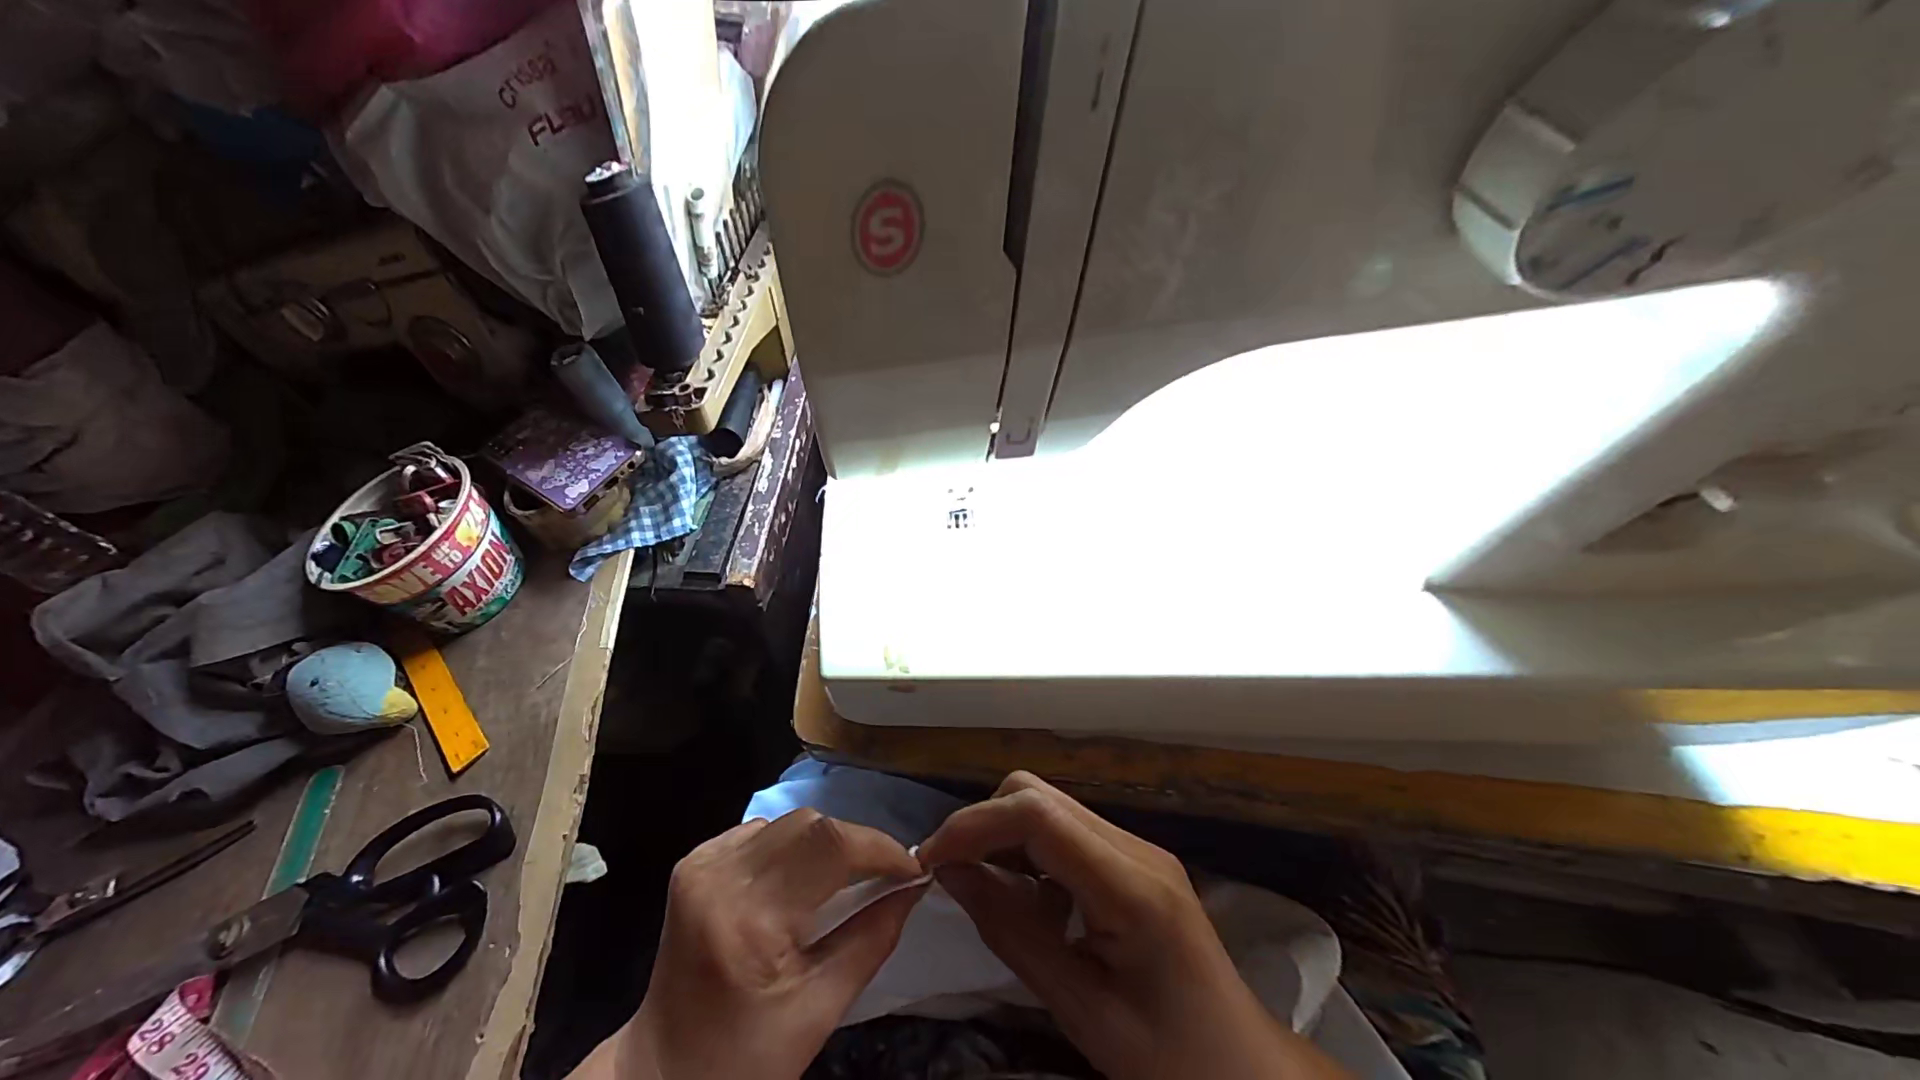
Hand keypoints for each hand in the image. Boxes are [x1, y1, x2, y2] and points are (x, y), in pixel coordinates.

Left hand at [574, 810, 925, 1079]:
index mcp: (749, 920)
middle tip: (882, 876)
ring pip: (788, 822)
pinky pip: (761, 832)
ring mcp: (700, 865)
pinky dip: (792, 847)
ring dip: (825, 842)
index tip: (910, 869)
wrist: (662, 1072)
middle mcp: (719, 877)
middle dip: (857, 844)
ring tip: (845, 878)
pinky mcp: (693, 863)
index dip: (880, 848)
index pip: (831, 846)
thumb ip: (873, 937)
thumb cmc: (745, 1059)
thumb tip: (914, 886)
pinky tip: (798, 880)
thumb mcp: (821, 1010)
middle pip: (811, 824)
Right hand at [917, 772, 1351, 1079]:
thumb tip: (949, 871)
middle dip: (984, 828)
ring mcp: (1138, 849)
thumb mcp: (1082, 1009)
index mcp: (1131, 885)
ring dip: (1005, 841)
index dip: (973, 825)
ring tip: (993, 900)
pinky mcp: (1134, 861)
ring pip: (1048, 807)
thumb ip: (1012, 932)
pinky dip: (1031, 856)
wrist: (1245, 1070)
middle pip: (1037, 794)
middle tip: (955, 881)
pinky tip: (1036, 908)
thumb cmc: (1171, 1057)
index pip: (1037, 813)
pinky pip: (1066, 834)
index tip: (930, 862)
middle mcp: (1135, 847)